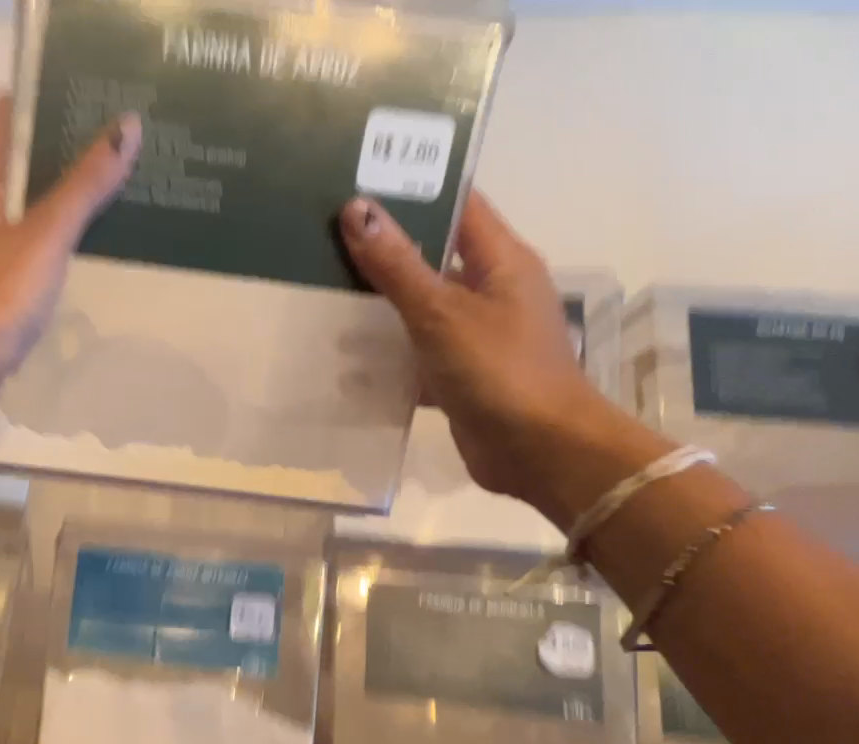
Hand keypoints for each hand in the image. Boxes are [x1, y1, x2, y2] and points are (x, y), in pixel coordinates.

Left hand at [0, 93, 141, 374]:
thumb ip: (86, 184)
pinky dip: (16, 253)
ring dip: (21, 213)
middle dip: (26, 165)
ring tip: (63, 204)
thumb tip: (126, 126)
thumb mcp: (49, 233)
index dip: (16, 110)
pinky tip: (40, 263)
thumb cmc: (0, 291)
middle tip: (70, 150)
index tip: (43, 92)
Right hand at [338, 191, 639, 517]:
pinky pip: (415, 352)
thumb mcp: (441, 313)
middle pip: (431, 255)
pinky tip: (343, 357)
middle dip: (382, 248)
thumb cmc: (499, 371)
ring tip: (319, 293)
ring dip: (377, 304)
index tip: (359, 179)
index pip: (457, 203)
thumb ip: (397, 265)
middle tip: (321, 237)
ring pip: (418, 306)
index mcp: (501, 260)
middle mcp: (492, 289)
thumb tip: (357, 207)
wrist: (539, 450)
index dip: (413, 188)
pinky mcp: (460, 373)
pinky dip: (384, 354)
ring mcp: (476, 334)